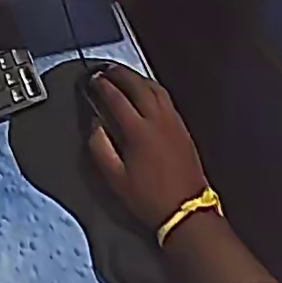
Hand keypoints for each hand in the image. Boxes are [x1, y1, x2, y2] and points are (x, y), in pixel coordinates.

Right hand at [85, 64, 210, 230]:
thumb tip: (94, 124)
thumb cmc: (148, 197)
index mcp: (138, 131)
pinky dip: (152, 88)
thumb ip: (100, 147)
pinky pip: (166, 99)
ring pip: (156, 89)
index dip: (103, 85)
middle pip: (138, 86)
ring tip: (125, 75)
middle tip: (107, 69)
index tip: (93, 79)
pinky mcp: (183, 128)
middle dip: (120, 74)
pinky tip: (146, 91)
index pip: (117, 98)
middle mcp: (157, 120)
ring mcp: (173, 122)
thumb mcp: (115, 178)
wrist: (188, 213)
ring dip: (138, 78)